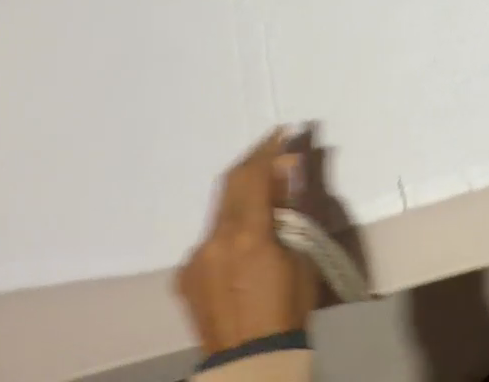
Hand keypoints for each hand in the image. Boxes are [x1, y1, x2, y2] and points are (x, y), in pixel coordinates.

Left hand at [178, 131, 311, 356]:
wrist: (250, 360)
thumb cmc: (289, 306)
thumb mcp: (303, 254)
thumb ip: (291, 210)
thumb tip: (288, 168)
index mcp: (247, 234)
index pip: (254, 175)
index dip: (269, 148)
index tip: (284, 130)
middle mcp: (213, 240)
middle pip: (231, 184)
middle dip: (253, 161)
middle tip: (275, 146)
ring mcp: (195, 259)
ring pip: (220, 212)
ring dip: (242, 195)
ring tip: (266, 192)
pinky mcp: (185, 277)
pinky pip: (211, 240)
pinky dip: (231, 227)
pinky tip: (246, 240)